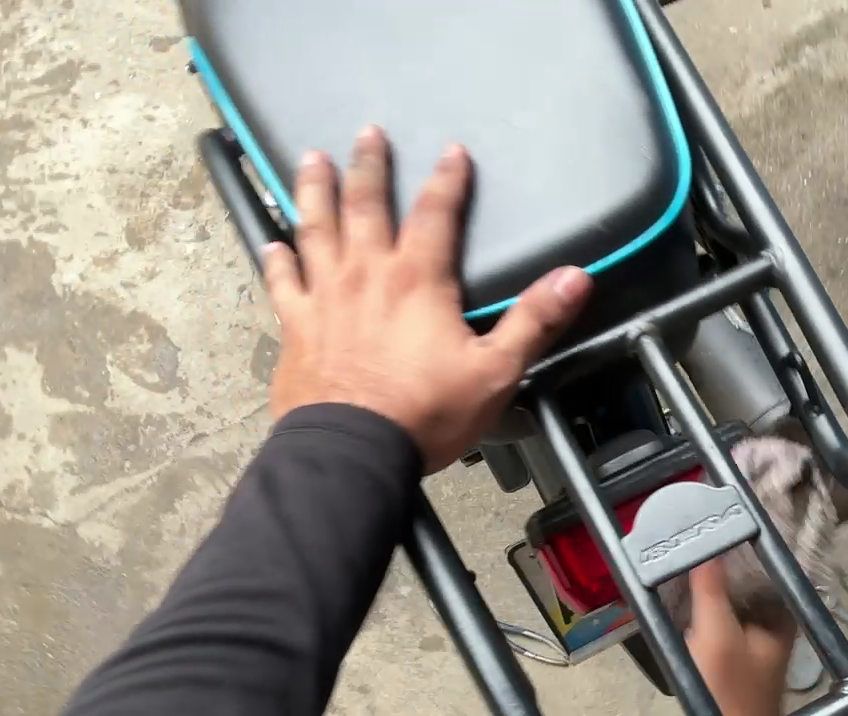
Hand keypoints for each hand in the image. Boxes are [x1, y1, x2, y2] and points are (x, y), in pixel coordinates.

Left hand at [261, 128, 592, 470]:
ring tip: (312, 160)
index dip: (447, 180)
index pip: (436, 214)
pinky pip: (282, 281)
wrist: (355, 448)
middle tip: (367, 134)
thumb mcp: (497, 370)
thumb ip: (534, 321)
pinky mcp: (296, 327)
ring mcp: (324, 297)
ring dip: (314, 190)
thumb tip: (576, 277)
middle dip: (369, 166)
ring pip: (315, 228)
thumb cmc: (428, 411)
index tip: (452, 152)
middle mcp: (366, 274)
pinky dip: (276, 258)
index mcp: (418, 280)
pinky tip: (271, 243)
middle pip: (365, 205)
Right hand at [684, 559, 795, 715]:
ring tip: (686, 570)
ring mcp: (760, 640)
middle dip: (721, 568)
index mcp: (783, 614)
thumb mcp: (715, 633)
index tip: (709, 533)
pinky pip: (726, 619)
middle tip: (690, 549)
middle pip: (747, 581)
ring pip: (735, 601)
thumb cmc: (729, 689)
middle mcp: (777, 623)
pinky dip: (710, 611)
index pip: (764, 565)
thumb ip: (710, 590)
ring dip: (713, 590)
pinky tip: (689, 606)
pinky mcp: (743, 654)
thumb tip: (705, 545)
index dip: (737, 548)